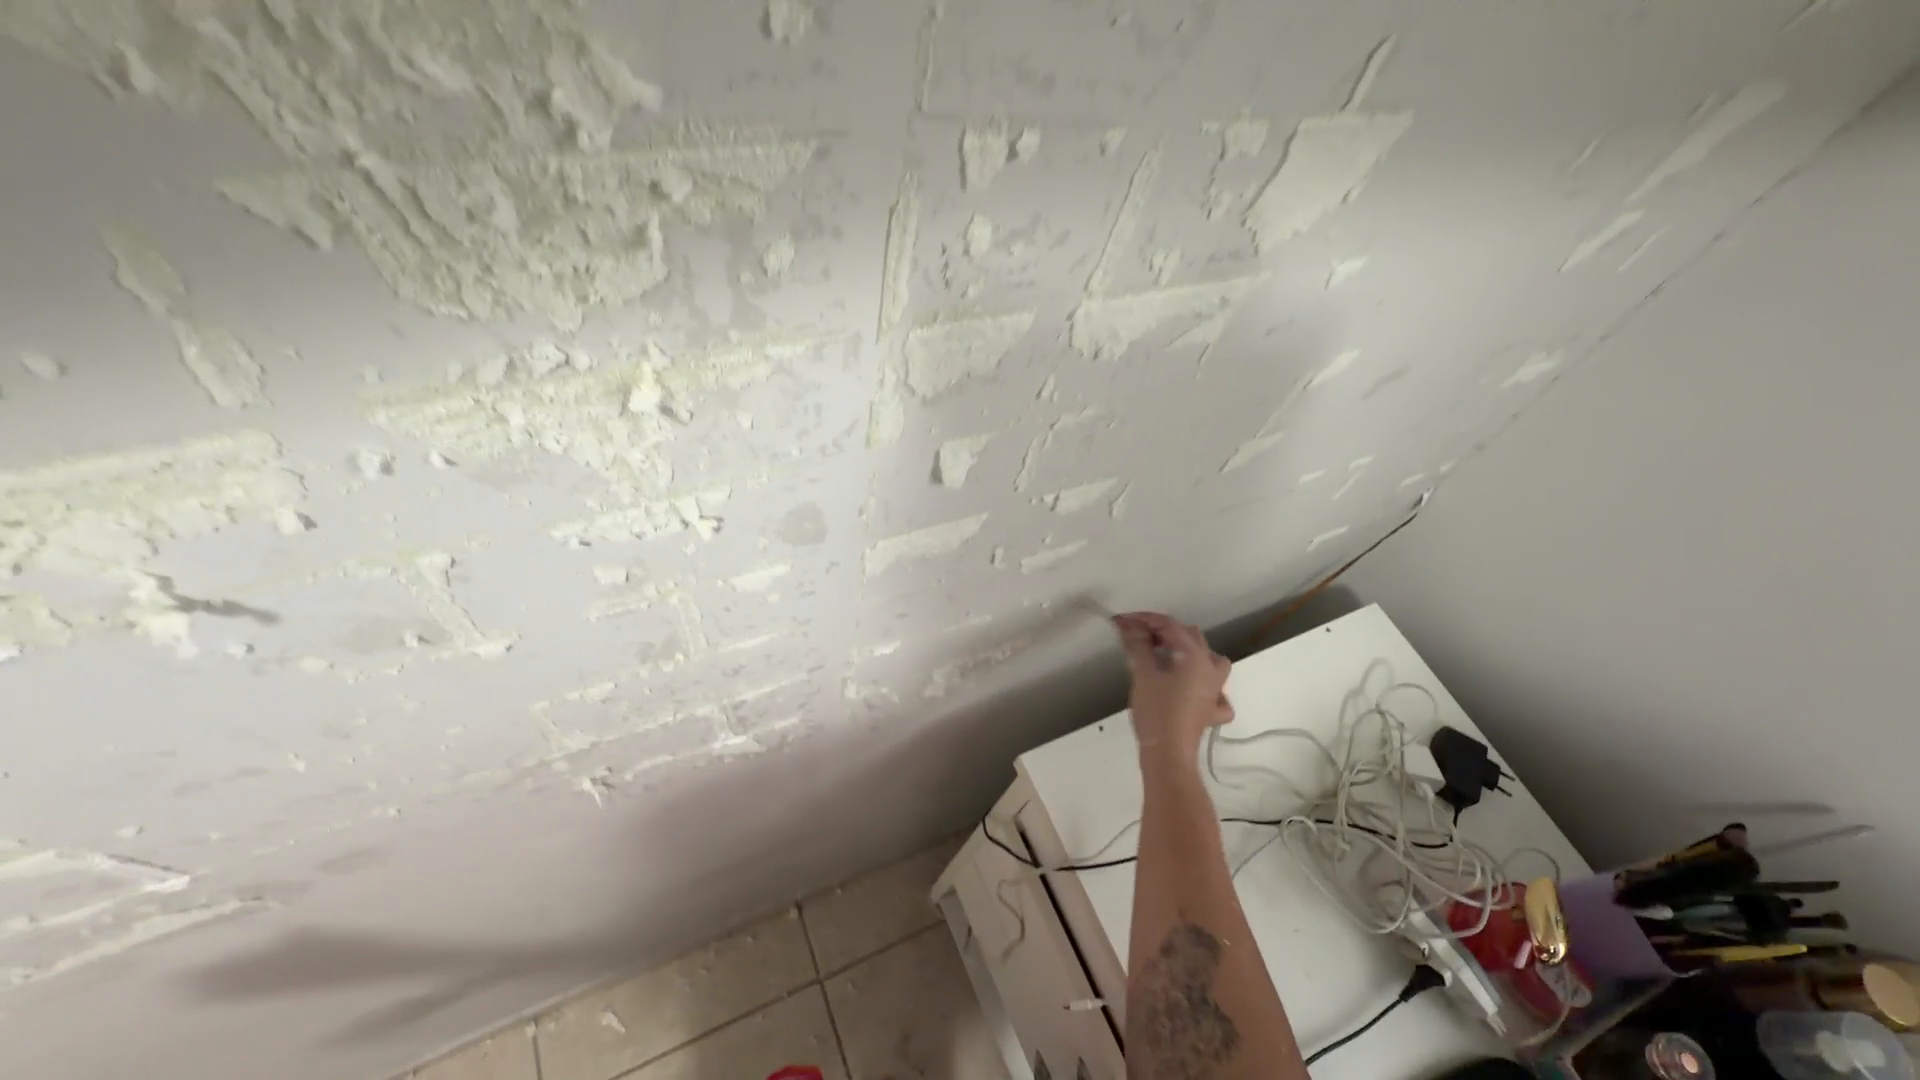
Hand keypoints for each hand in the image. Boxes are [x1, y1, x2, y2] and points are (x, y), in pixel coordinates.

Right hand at [1112, 612, 1232, 761]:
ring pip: (1210, 659)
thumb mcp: (1143, 674)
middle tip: (1137, 636)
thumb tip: (1128, 625)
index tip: (1122, 621)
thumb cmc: (1156, 711)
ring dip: (1188, 651)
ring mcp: (1215, 689)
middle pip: (1190, 637)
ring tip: (1167, 655)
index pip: (1169, 626)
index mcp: (1195, 655)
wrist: (1169, 754)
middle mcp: (1211, 667)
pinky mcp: (1212, 709)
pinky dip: (1204, 684)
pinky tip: (1193, 689)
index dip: (1145, 619)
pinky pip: (1215, 690)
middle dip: (1164, 632)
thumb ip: (1137, 645)